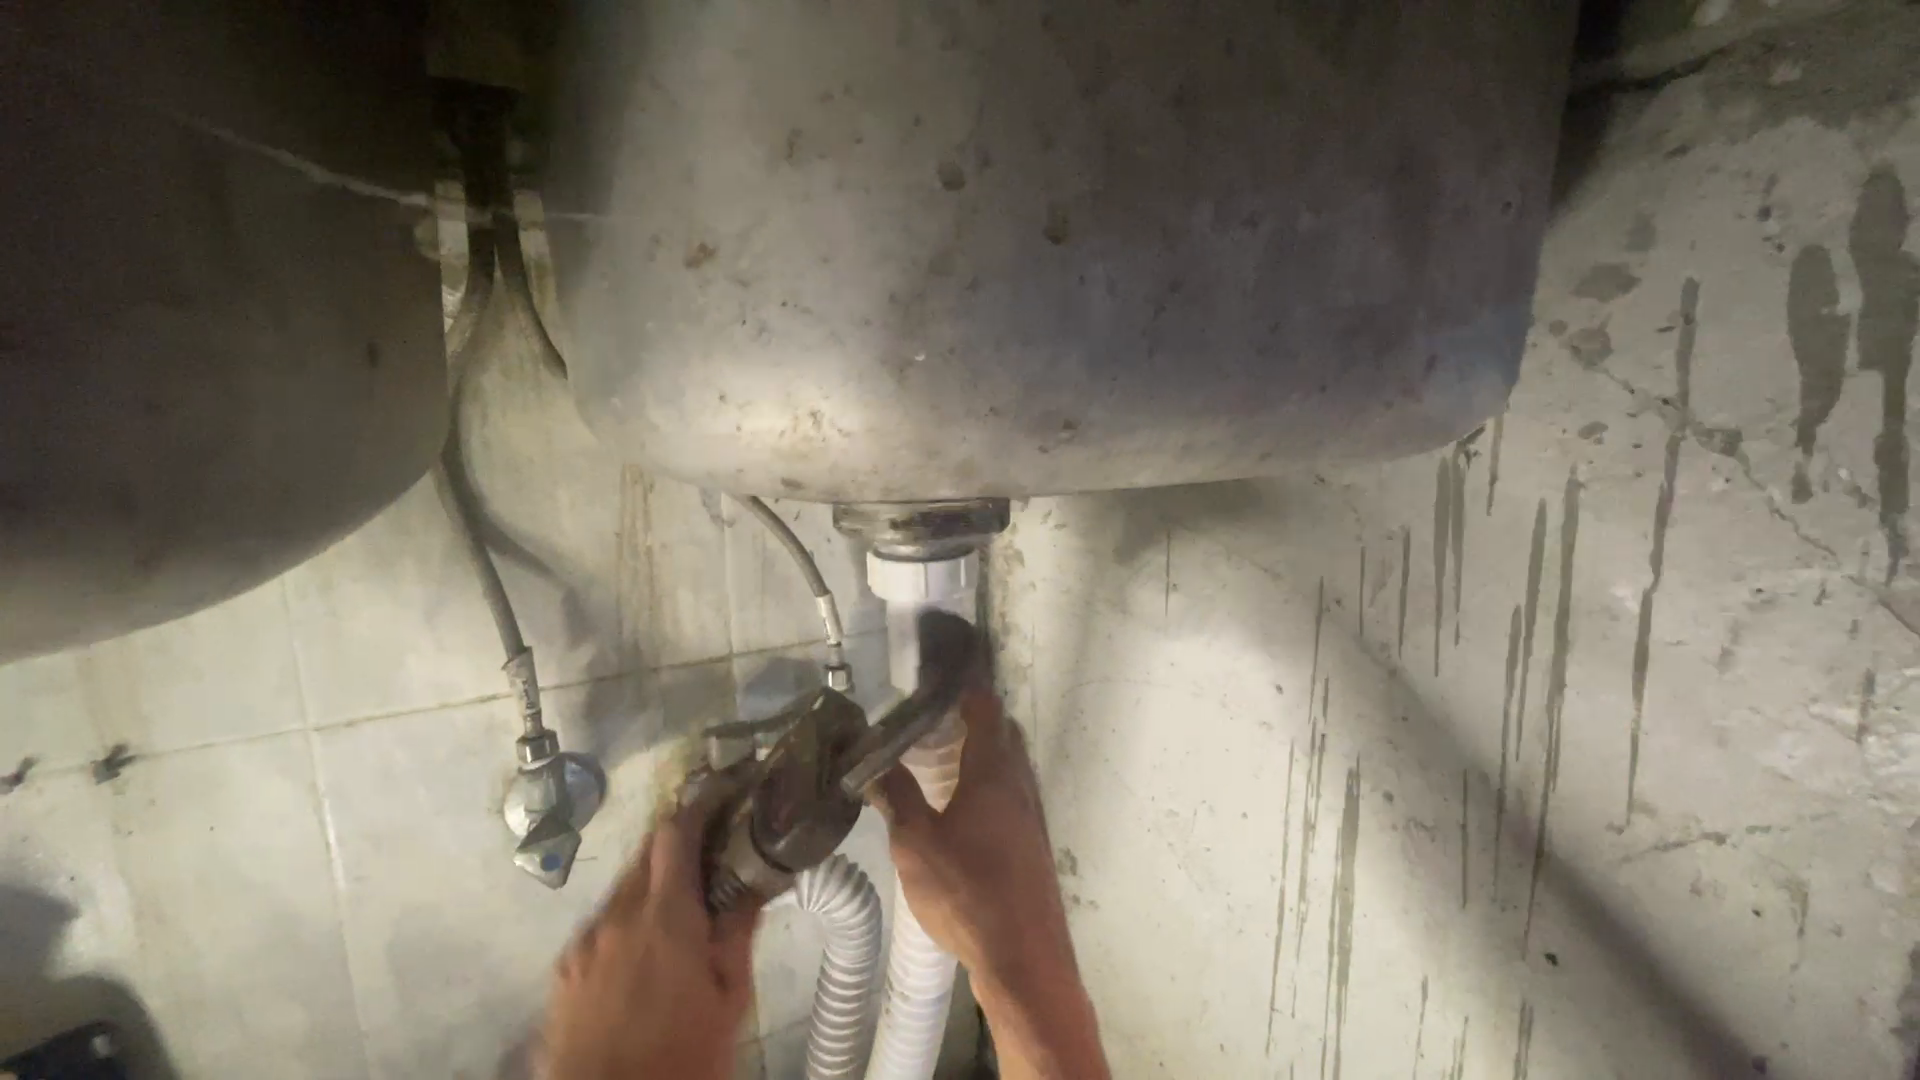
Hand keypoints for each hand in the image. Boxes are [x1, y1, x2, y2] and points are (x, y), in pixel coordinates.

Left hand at [541, 796, 758, 1079]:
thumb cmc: (682, 1059)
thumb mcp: (730, 997)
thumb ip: (739, 927)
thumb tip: (757, 875)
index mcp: (665, 916)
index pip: (677, 832)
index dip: (702, 806)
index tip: (726, 796)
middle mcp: (617, 915)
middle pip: (647, 853)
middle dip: (680, 844)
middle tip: (715, 855)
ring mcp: (583, 943)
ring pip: (623, 888)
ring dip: (654, 884)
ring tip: (685, 911)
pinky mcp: (563, 971)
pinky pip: (602, 923)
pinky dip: (628, 919)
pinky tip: (646, 952)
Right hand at [875, 683, 1109, 1079]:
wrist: (1024, 956)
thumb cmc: (966, 891)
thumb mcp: (916, 844)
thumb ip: (897, 797)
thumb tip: (875, 761)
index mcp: (993, 772)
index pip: (987, 710)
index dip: (967, 692)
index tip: (939, 686)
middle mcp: (1020, 784)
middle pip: (1004, 734)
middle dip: (976, 721)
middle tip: (936, 724)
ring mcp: (1033, 814)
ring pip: (1013, 766)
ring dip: (987, 755)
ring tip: (946, 763)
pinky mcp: (1035, 843)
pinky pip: (1015, 794)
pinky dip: (994, 785)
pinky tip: (967, 811)